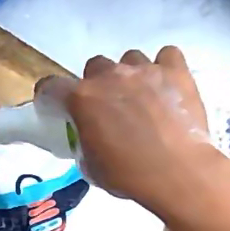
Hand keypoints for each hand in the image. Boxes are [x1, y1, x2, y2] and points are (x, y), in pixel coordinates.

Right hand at [39, 47, 226, 217]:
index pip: (51, 86)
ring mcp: (144, 70)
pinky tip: (167, 85)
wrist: (178, 174)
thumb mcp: (90, 165)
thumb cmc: (129, 175)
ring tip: (142, 97)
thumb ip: (83, 140)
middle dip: (98, 84)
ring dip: (130, 75)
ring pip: (130, 59)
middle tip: (108, 107)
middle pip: (94, 66)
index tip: (56, 107)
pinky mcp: (175, 71)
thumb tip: (90, 136)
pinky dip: (165, 67)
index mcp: (82, 98)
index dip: (51, 97)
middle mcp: (109, 76)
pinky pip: (167, 56)